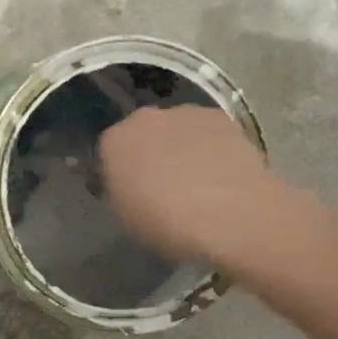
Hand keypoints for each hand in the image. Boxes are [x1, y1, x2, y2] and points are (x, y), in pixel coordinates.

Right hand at [98, 105, 275, 260]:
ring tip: (200, 180)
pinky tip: (223, 172)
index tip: (131, 192)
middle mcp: (145, 118)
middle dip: (151, 152)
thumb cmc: (166, 225)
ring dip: (183, 147)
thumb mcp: (126, 218)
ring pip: (178, 129)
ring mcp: (185, 113)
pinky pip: (208, 131)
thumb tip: (130, 185)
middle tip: (164, 185)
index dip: (120, 172)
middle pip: (143, 133)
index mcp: (114, 142)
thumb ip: (121, 192)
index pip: (109, 152)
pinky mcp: (222, 117)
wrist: (228, 216)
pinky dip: (212, 146)